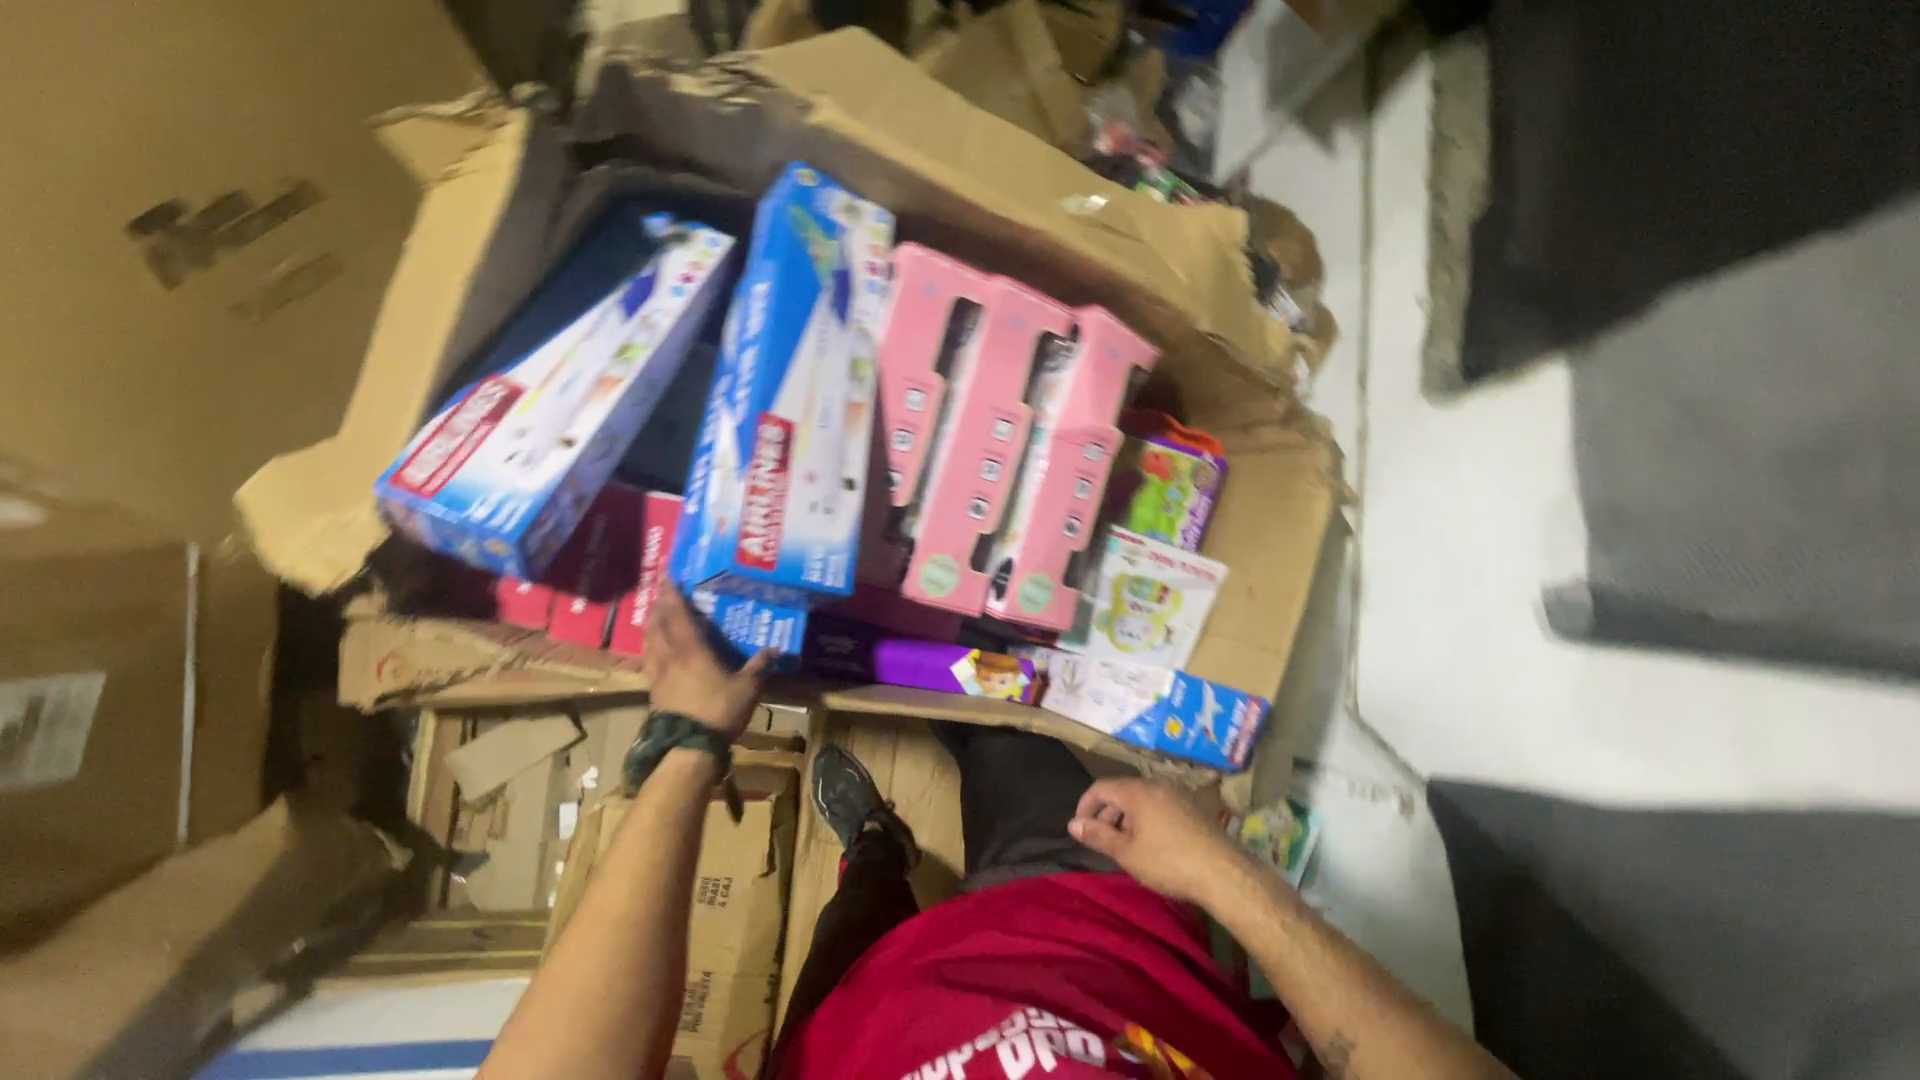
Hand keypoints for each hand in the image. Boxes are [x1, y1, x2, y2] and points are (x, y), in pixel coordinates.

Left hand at [640, 585, 774, 739]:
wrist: (689, 748)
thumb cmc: (719, 711)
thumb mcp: (747, 688)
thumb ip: (758, 667)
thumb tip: (775, 649)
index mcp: (692, 651)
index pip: (679, 615)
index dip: (673, 595)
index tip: (667, 577)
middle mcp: (670, 657)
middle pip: (658, 626)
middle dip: (659, 608)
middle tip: (660, 595)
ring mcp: (658, 676)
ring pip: (649, 643)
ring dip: (651, 627)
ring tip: (654, 619)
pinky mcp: (653, 693)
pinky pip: (648, 663)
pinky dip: (650, 650)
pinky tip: (654, 653)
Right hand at [1070, 777, 1249, 905]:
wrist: (1223, 872)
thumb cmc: (1168, 862)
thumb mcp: (1127, 853)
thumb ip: (1098, 835)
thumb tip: (1073, 824)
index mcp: (1137, 791)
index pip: (1101, 787)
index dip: (1085, 805)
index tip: (1080, 828)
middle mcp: (1157, 783)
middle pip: (1122, 790)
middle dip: (1107, 812)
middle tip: (1102, 839)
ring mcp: (1178, 792)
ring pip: (1142, 797)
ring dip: (1127, 815)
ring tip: (1126, 843)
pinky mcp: (1194, 804)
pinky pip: (1160, 803)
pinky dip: (1147, 816)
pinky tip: (1152, 841)